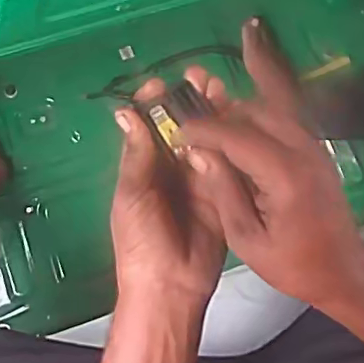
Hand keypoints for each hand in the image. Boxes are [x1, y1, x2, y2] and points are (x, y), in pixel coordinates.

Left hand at [109, 81, 227, 321]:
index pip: (148, 126)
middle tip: (198, 78)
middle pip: (180, 127)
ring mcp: (197, 179)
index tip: (160, 84)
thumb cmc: (141, 241)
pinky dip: (229, 140)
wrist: (171, 284)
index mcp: (143, 167)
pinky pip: (224, 161)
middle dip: (187, 102)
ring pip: (204, 139)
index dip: (153, 104)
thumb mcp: (131, 195)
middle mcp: (170, 169)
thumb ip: (136, 154)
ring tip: (219, 89)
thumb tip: (127, 113)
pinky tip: (236, 119)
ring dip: (210, 114)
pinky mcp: (221, 191)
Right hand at [179, 19, 363, 310]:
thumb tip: (197, 151)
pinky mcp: (314, 147)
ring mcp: (313, 145)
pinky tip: (254, 72)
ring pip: (274, 104)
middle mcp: (303, 149)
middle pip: (256, 109)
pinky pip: (285, 112)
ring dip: (244, 93)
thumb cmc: (292, 263)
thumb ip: (223, 190)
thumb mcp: (247, 239)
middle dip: (220, 105)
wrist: (342, 269)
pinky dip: (266, 93)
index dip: (202, 129)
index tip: (175, 130)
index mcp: (285, 175)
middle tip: (191, 96)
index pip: (235, 136)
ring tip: (217, 79)